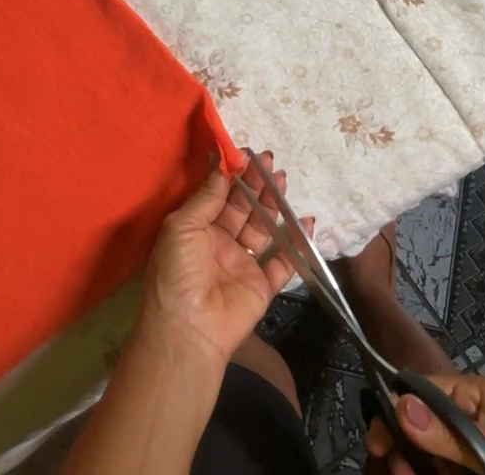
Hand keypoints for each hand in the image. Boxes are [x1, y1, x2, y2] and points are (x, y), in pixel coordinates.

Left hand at [136, 151, 310, 364]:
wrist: (188, 330)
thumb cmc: (178, 272)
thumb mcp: (183, 226)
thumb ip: (207, 197)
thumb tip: (223, 167)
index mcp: (195, 229)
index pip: (218, 196)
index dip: (232, 176)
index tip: (247, 155)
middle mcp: (219, 244)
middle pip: (242, 208)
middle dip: (256, 184)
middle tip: (270, 162)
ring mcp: (242, 265)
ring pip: (263, 228)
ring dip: (274, 205)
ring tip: (283, 181)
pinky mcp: (262, 286)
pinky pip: (283, 261)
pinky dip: (296, 243)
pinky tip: (306, 222)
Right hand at [366, 373, 484, 474]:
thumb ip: (449, 434)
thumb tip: (399, 406)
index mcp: (477, 396)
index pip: (423, 389)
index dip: (395, 410)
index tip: (376, 442)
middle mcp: (472, 417)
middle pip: (421, 424)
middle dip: (404, 447)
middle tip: (397, 472)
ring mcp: (476, 450)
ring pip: (430, 454)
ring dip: (416, 467)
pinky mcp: (478, 472)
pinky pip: (447, 470)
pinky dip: (434, 474)